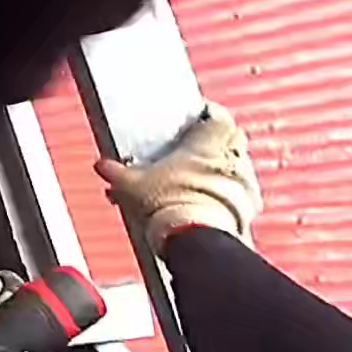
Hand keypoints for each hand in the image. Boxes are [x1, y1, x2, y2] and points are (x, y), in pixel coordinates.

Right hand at [94, 103, 259, 250]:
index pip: (218, 117)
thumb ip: (115, 171)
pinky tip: (203, 202)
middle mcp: (230, 161)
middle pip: (232, 139)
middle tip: (195, 146)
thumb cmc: (168, 203)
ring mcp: (243, 186)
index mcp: (205, 145)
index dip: (209, 113)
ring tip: (194, 179)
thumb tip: (103, 166)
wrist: (193, 238)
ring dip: (219, 170)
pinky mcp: (247, 210)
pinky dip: (224, 195)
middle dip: (215, 141)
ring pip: (236, 167)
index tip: (199, 113)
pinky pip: (239, 195)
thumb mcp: (130, 183)